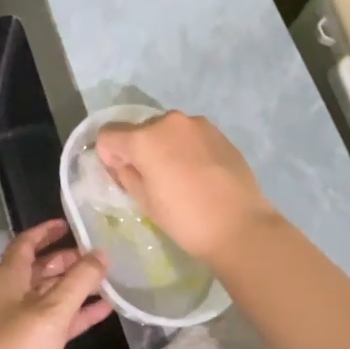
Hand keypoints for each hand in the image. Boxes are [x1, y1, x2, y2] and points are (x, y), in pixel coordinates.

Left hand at [0, 220, 112, 348]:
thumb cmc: (19, 344)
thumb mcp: (53, 308)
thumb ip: (79, 280)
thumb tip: (101, 253)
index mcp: (10, 278)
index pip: (26, 244)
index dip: (45, 231)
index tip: (69, 223)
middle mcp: (14, 294)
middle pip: (41, 268)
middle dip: (67, 259)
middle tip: (97, 254)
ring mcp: (22, 319)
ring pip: (52, 294)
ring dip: (76, 286)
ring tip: (107, 278)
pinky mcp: (33, 342)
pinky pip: (59, 320)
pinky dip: (79, 313)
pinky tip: (105, 309)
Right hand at [93, 111, 283, 261]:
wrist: (241, 226)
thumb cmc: (185, 219)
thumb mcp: (144, 201)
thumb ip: (125, 174)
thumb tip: (123, 163)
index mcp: (145, 138)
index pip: (108, 134)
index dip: (108, 155)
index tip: (121, 174)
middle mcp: (169, 121)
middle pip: (139, 130)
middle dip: (137, 149)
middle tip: (150, 178)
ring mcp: (197, 124)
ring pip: (166, 130)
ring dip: (163, 147)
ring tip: (178, 176)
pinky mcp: (219, 133)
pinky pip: (189, 135)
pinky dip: (185, 148)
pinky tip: (198, 173)